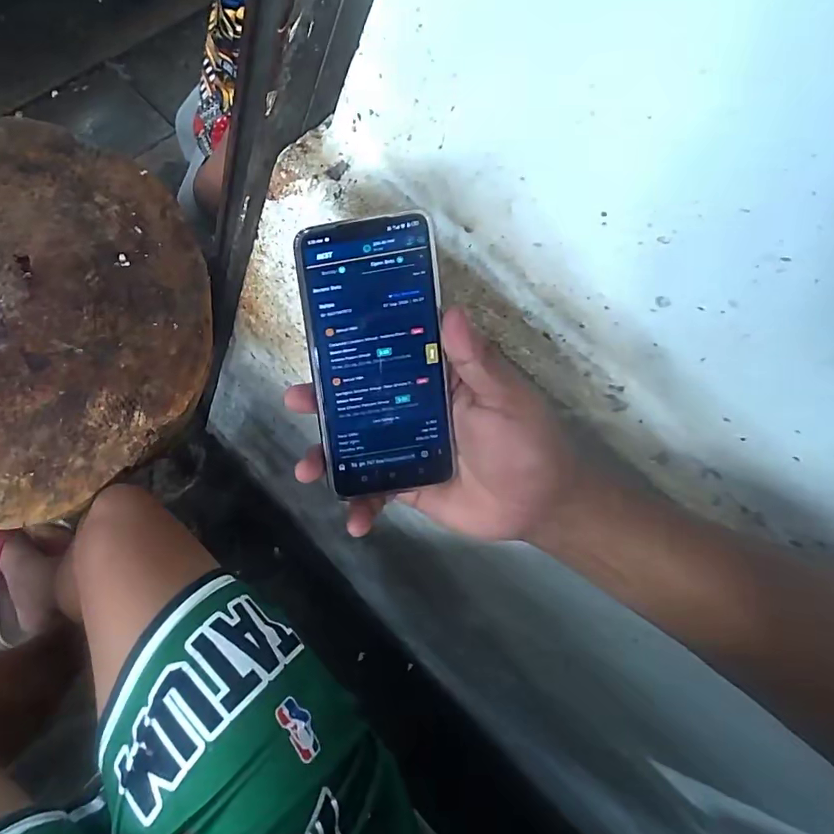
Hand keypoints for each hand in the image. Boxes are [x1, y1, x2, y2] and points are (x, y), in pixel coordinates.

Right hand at [285, 306, 574, 538]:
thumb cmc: (527, 439)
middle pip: (360, 400)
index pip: (389, 356)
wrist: (539, 504)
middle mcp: (413, 409)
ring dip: (327, 457)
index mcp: (435, 379)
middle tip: (294, 398)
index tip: (321, 343)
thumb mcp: (505, 396)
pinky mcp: (408, 486)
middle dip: (324, 401)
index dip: (355, 349)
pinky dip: (361, 506)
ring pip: (357, 447)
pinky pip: (375, 492)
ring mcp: (406, 448)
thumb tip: (452, 313)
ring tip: (306, 470)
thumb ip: (477, 361)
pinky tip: (354, 521)